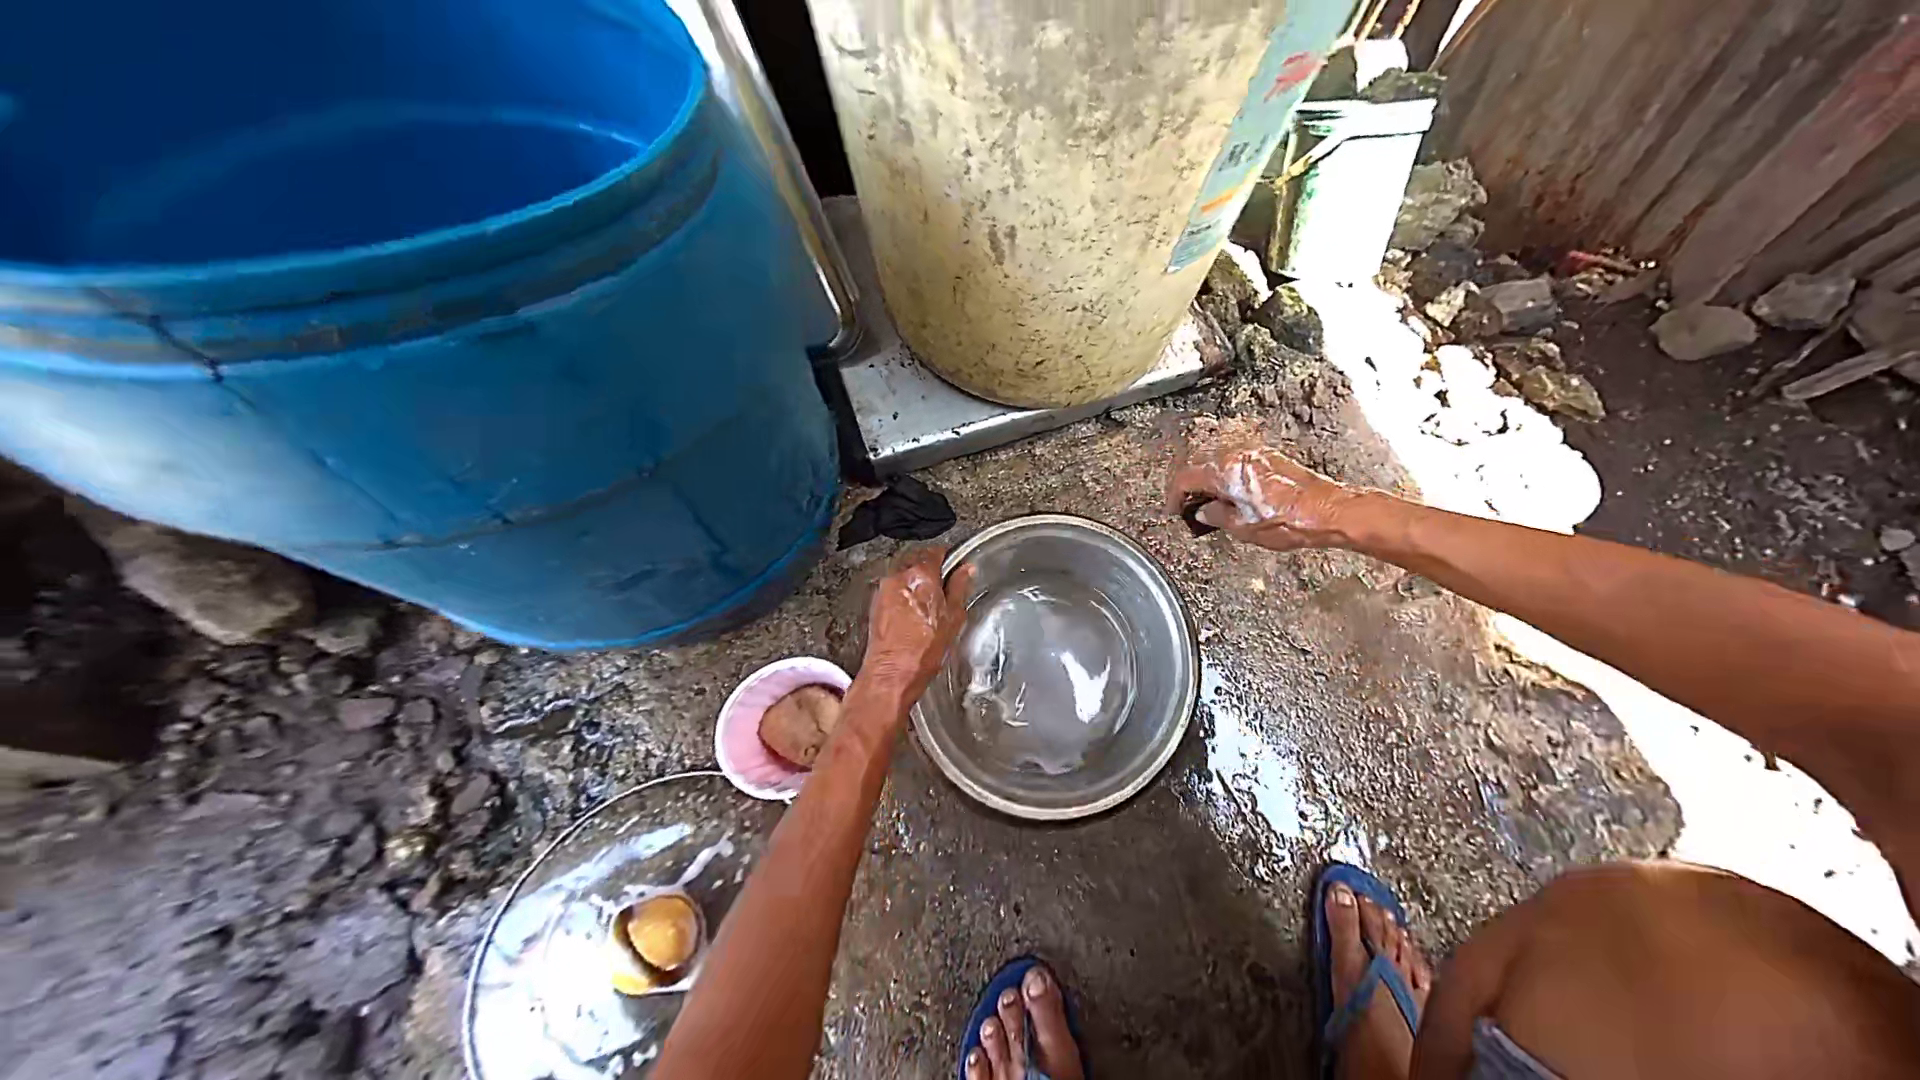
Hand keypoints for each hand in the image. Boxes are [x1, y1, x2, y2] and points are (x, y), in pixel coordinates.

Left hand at [860, 547, 973, 705]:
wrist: (892, 673)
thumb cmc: (922, 650)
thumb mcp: (953, 616)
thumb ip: (959, 587)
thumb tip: (966, 570)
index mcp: (921, 574)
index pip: (935, 552)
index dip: (947, 558)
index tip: (953, 565)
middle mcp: (899, 576)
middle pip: (917, 561)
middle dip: (930, 570)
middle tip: (944, 587)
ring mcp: (884, 589)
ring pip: (904, 575)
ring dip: (915, 583)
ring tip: (928, 604)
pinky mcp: (876, 603)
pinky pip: (893, 589)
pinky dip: (904, 595)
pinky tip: (913, 613)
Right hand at [1166, 444, 1366, 551]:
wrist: (1329, 511)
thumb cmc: (1289, 520)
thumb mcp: (1242, 527)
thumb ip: (1215, 516)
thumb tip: (1204, 512)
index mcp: (1224, 470)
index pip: (1185, 478)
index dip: (1174, 496)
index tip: (1173, 509)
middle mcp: (1237, 456)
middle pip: (1199, 466)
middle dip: (1189, 487)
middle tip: (1186, 506)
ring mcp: (1255, 455)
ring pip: (1218, 464)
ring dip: (1208, 482)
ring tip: (1208, 504)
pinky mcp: (1269, 460)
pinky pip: (1236, 465)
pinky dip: (1226, 479)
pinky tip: (1230, 496)